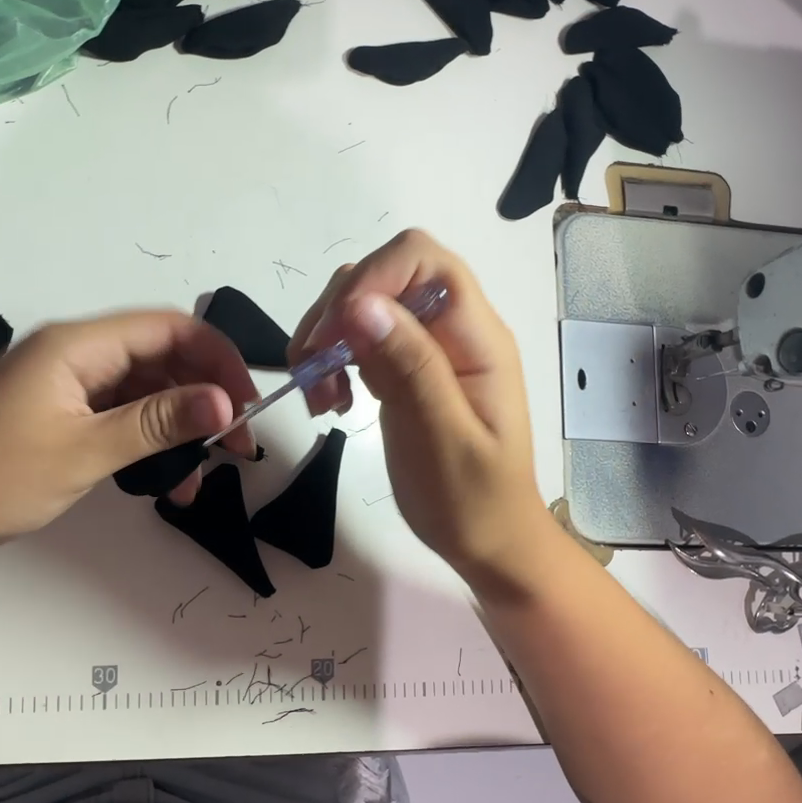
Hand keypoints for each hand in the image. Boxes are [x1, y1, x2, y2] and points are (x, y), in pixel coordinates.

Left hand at [0, 311, 257, 566]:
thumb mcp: (83, 451)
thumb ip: (156, 423)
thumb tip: (226, 402)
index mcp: (77, 345)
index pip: (169, 328)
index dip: (218, 359)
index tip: (249, 407)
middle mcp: (74, 354)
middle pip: (160, 358)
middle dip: (204, 397)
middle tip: (235, 450)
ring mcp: (64, 386)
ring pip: (142, 392)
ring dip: (177, 428)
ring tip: (199, 477)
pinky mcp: (57, 415)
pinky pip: (117, 417)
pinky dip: (146, 443)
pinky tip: (164, 481)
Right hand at [288, 229, 544, 599]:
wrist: (488, 542)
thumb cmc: (472, 500)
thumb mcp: (440, 438)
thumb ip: (408, 368)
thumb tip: (359, 303)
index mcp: (476, 337)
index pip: (422, 261)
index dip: (370, 279)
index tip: (332, 336)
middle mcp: (453, 330)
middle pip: (385, 275)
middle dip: (337, 312)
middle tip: (312, 372)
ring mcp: (429, 348)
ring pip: (364, 305)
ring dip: (327, 339)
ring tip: (319, 396)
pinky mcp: (407, 370)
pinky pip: (361, 340)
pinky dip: (332, 361)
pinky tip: (330, 400)